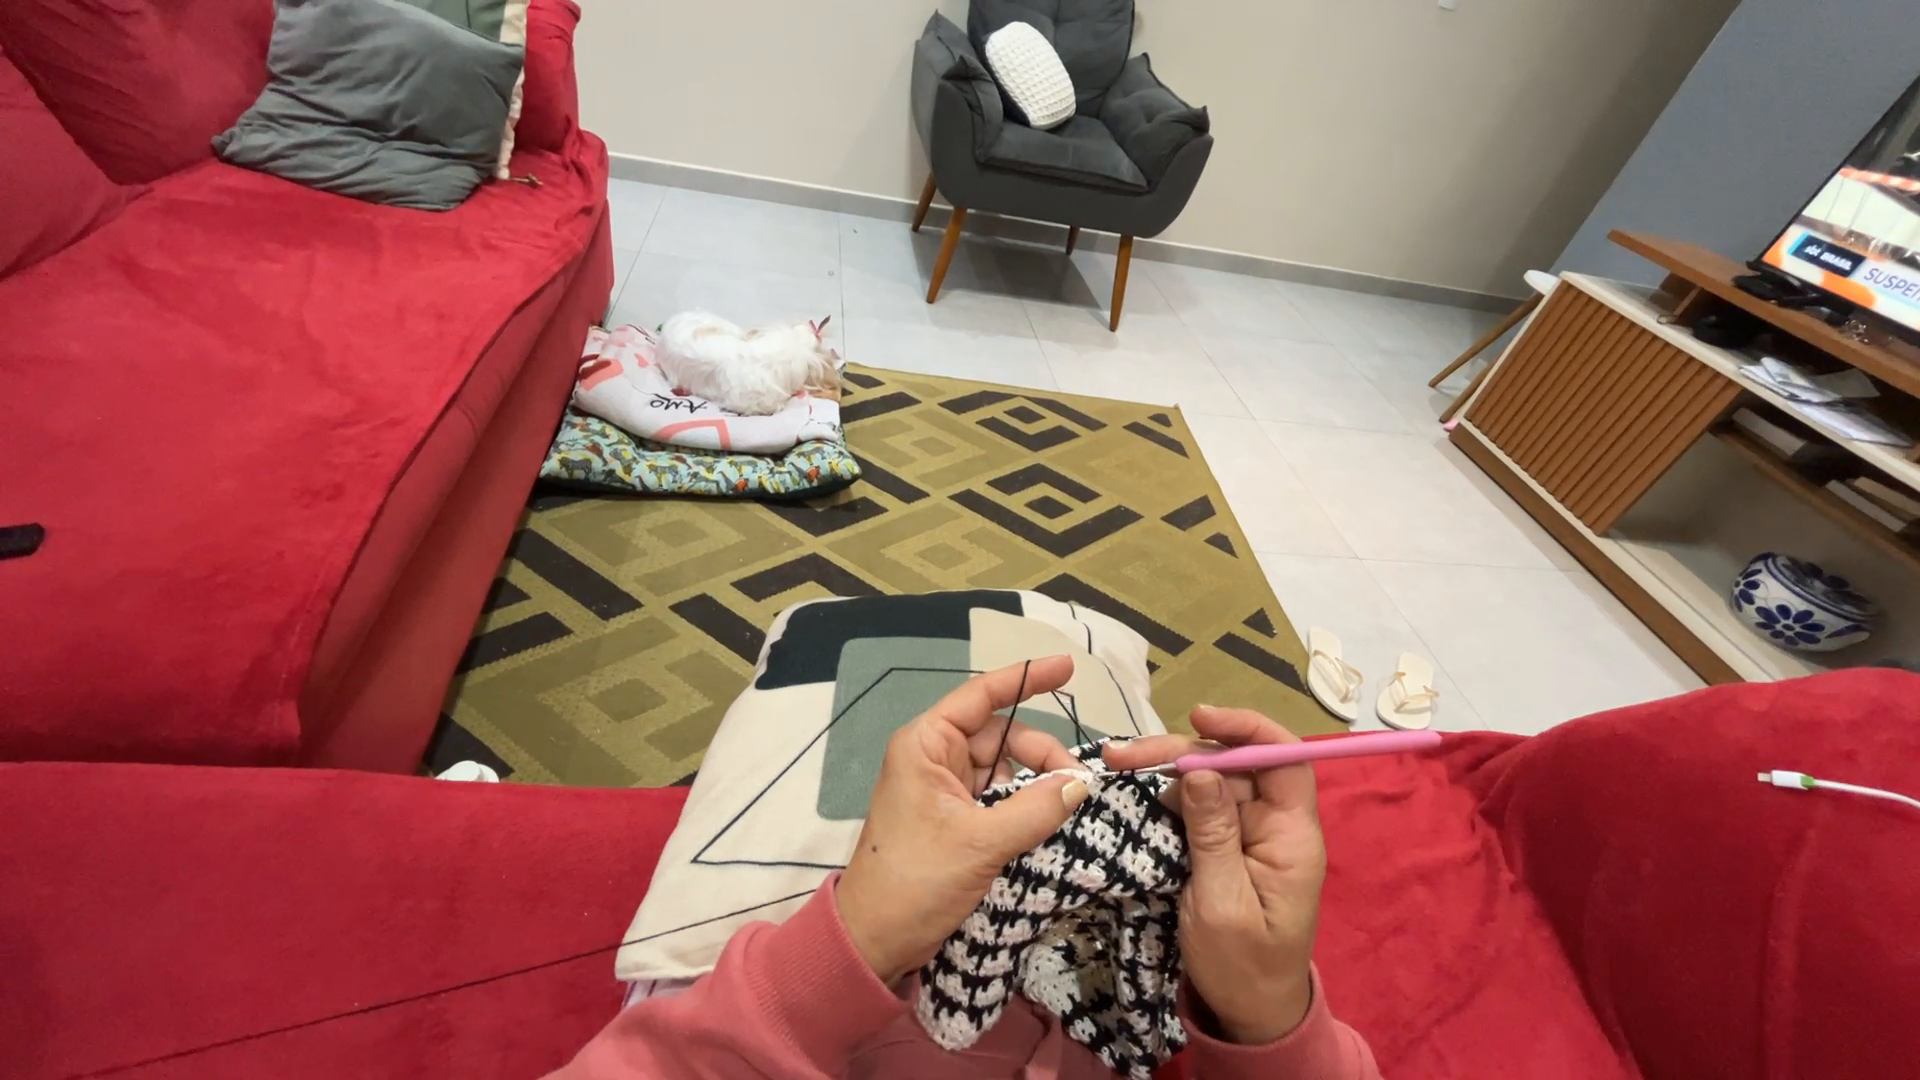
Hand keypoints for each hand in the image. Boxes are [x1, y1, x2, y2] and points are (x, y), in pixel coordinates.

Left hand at [836, 655, 1092, 984]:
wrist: (875, 941)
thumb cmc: (915, 880)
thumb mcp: (980, 843)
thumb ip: (1035, 810)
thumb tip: (1083, 783)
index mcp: (927, 744)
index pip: (981, 696)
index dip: (1025, 678)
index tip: (1067, 667)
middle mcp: (935, 756)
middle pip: (1001, 736)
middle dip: (1041, 754)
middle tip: (1080, 784)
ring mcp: (945, 787)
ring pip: (1004, 768)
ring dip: (1036, 782)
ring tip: (1068, 805)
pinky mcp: (954, 816)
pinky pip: (998, 796)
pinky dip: (1025, 803)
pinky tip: (1050, 817)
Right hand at [1103, 706, 1325, 1045]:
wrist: (1243, 1013)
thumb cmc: (1242, 965)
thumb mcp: (1222, 903)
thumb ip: (1212, 834)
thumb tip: (1197, 770)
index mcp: (1291, 836)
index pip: (1283, 759)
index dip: (1246, 729)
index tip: (1199, 716)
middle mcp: (1271, 822)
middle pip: (1232, 761)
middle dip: (1180, 749)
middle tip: (1122, 755)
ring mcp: (1244, 829)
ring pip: (1207, 775)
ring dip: (1164, 766)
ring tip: (1117, 762)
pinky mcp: (1219, 839)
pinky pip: (1194, 800)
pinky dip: (1162, 789)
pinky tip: (1132, 783)